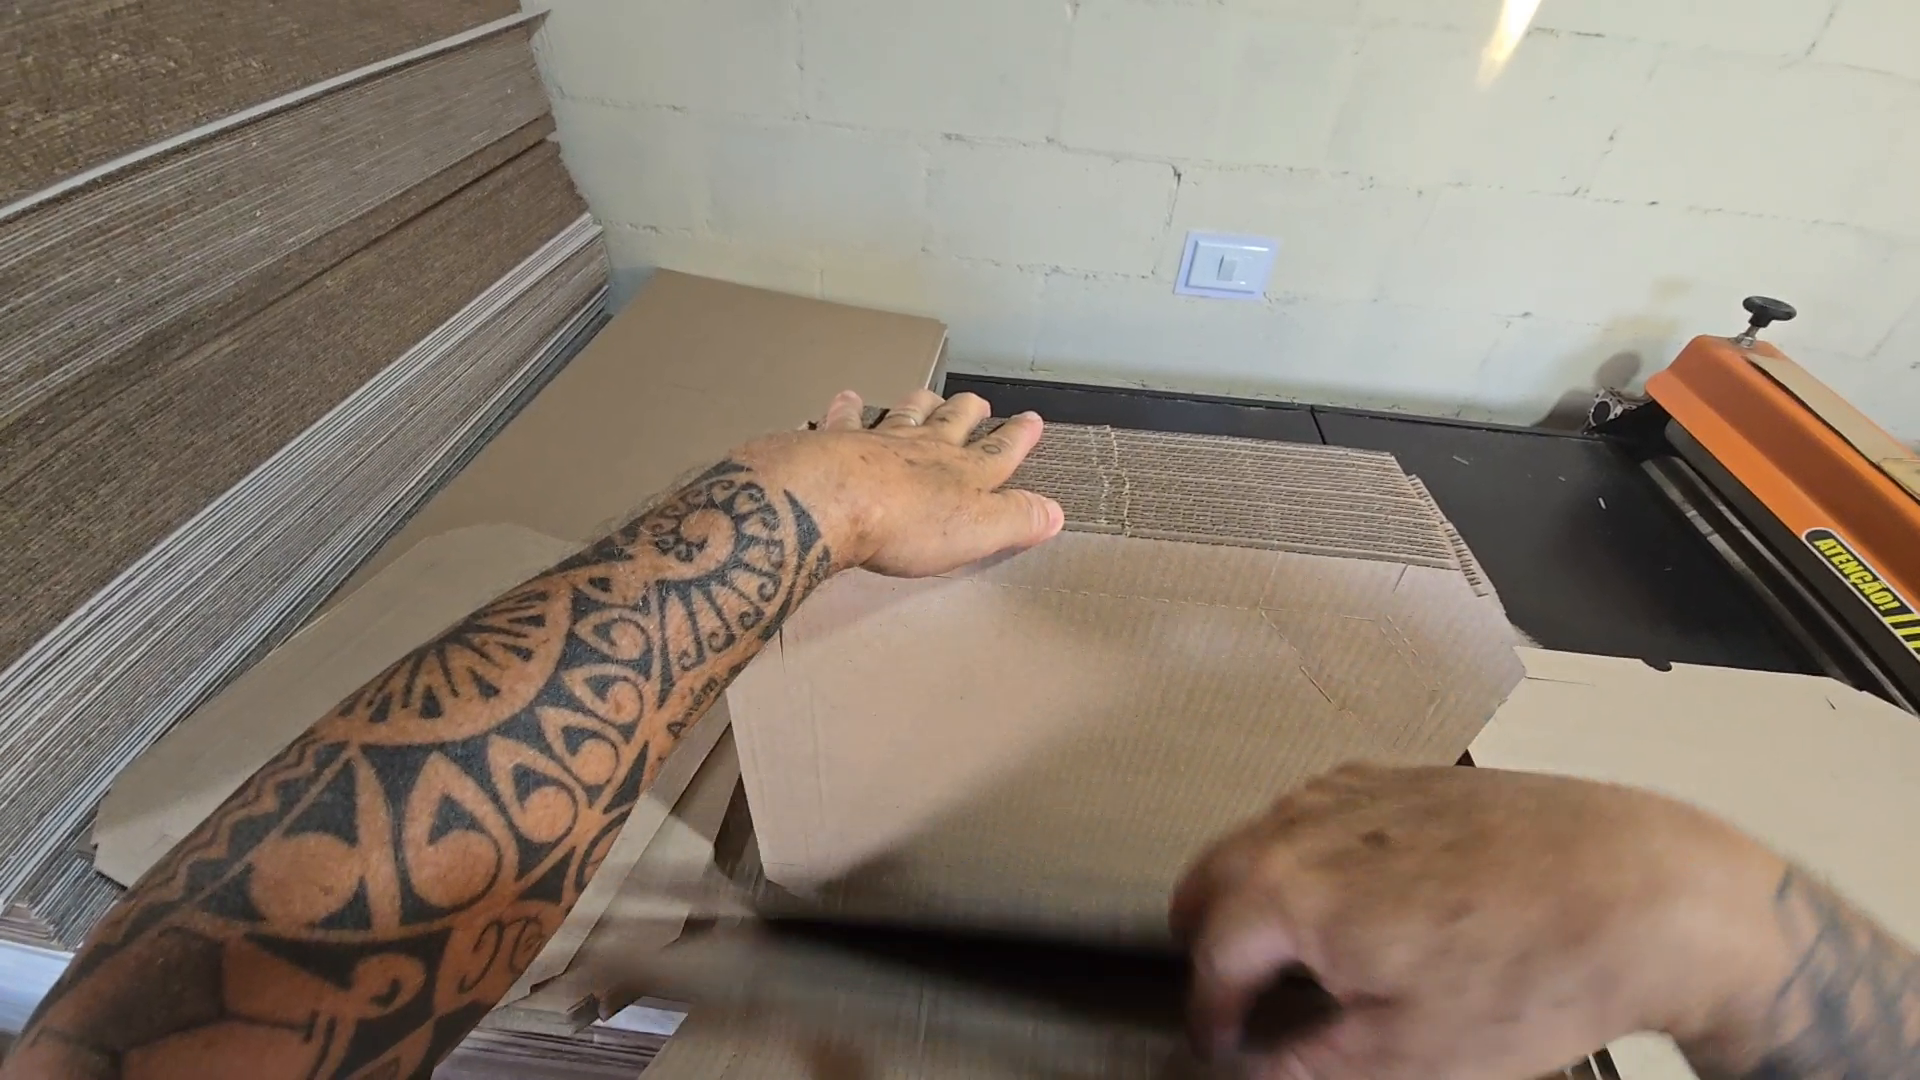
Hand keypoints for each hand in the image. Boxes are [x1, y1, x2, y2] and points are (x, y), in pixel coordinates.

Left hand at [738, 389, 1064, 577]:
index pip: (999, 452)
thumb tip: (1055, 512)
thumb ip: (1017, 519)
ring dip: (919, 404)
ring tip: (926, 394)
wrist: (834, 501)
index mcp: (962, 473)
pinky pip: (845, 420)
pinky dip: (848, 408)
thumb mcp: (978, 531)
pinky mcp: (837, 443)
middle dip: (970, 412)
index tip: (1032, 420)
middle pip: (953, 422)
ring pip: (907, 414)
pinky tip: (847, 397)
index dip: (1018, 438)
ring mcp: (880, 441)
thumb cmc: (906, 524)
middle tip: (979, 401)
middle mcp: (925, 449)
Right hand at [1171, 764, 1791, 1079]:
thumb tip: (1255, 1071)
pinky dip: (1287, 856)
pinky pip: (1296, 815)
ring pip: (1246, 842)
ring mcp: (1326, 794)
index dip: (1207, 1011)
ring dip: (1241, 893)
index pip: (1211, 956)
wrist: (1627, 881)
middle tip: (1223, 985)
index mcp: (1287, 891)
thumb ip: (1312, 1065)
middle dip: (1200, 937)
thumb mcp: (1417, 1053)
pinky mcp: (1365, 778)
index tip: (1214, 1039)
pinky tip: (1338, 892)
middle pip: (1205, 879)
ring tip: (1279, 945)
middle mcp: (1290, 828)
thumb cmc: (1528, 967)